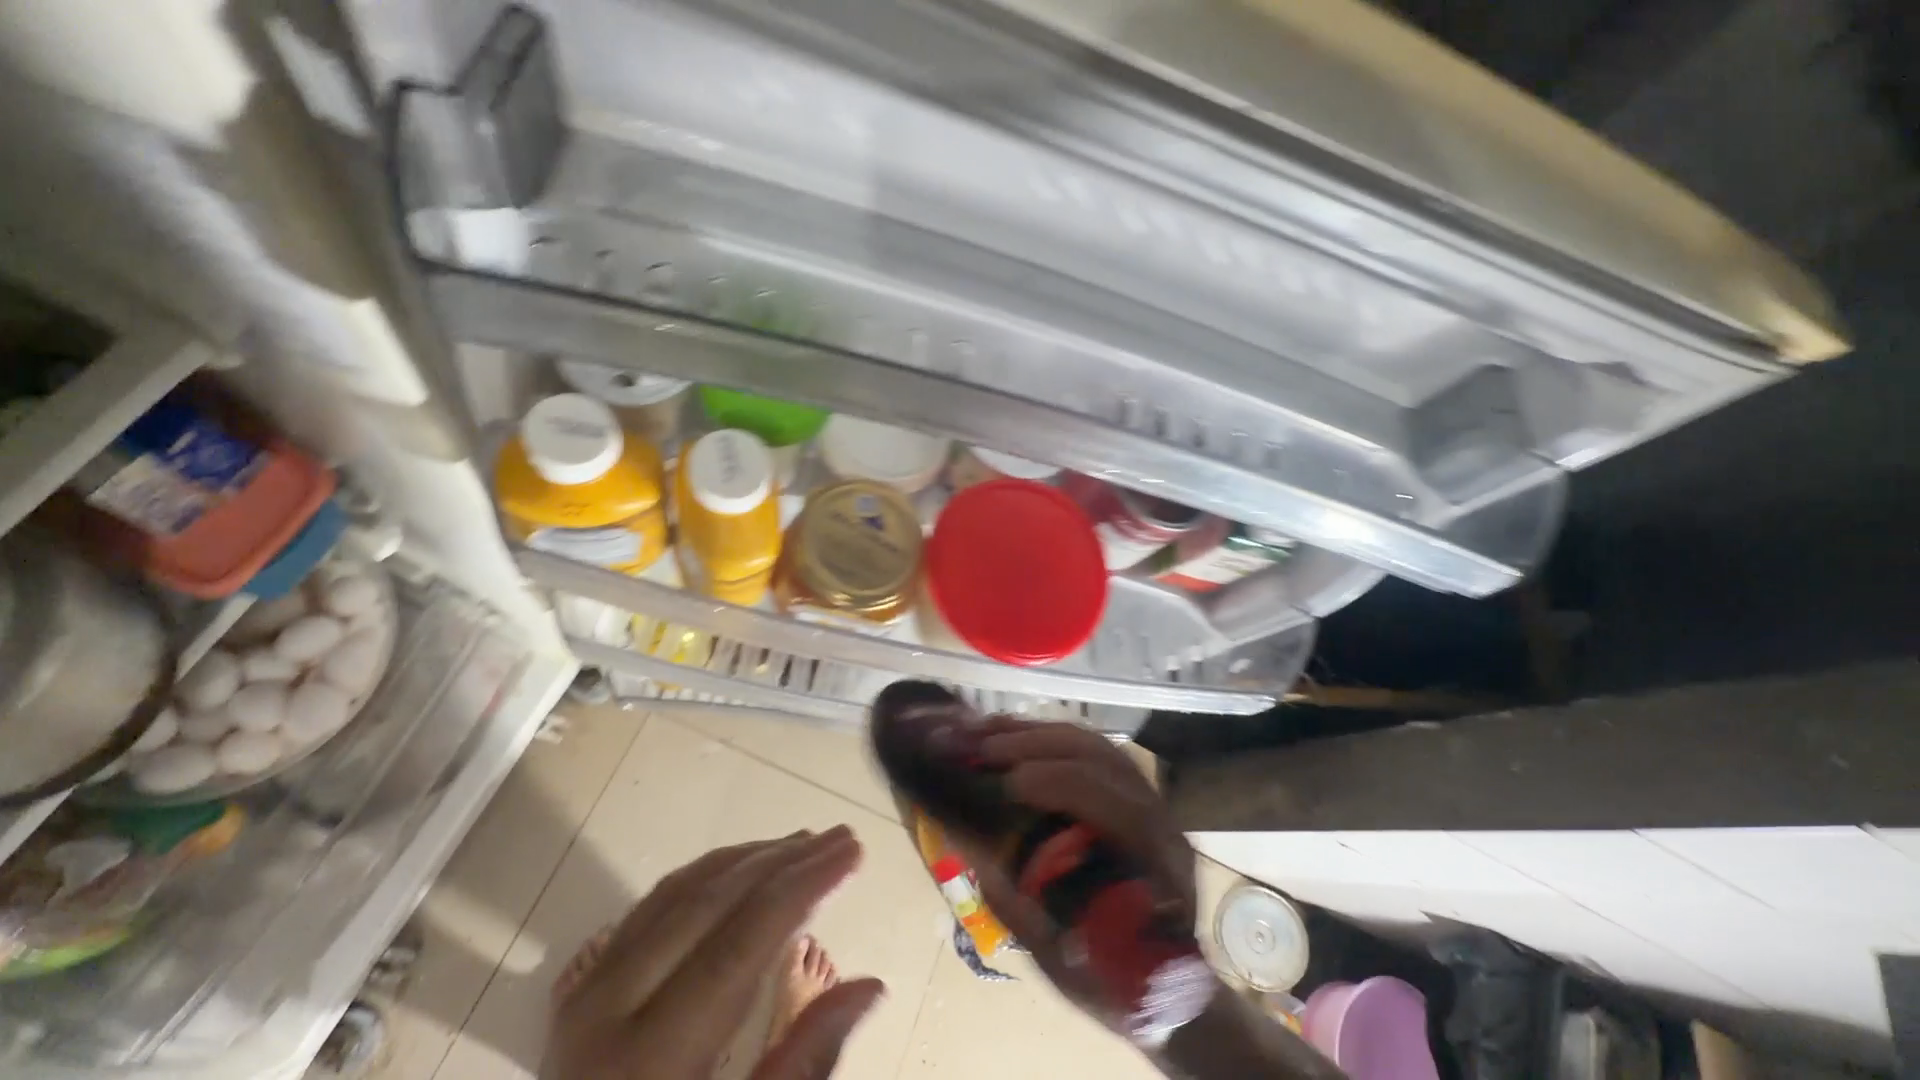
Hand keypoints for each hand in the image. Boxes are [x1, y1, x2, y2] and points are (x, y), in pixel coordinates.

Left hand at [544, 827, 884, 1079]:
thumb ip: (804, 1063)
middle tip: (839, 836)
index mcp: (650, 1057)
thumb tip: (870, 986)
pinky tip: (737, 869)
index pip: (739, 947)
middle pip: (706, 907)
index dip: (800, 890)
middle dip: (781, 862)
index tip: (851, 852)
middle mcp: (607, 1010)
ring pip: (674, 896)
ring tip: (801, 843)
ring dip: (744, 860)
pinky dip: (701, 878)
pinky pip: (648, 909)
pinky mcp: (580, 987)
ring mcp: (585, 993)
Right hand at [946, 718, 1199, 1029]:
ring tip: (988, 734)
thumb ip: (1019, 906)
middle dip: (1039, 747)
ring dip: (1040, 734)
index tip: (1005, 783)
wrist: (1170, 987)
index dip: (1059, 785)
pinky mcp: (1133, 795)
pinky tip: (1012, 738)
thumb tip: (968, 849)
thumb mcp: (1064, 960)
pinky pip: (1093, 751)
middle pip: (1104, 760)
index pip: (1113, 803)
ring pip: (1098, 746)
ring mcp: (1152, 803)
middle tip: (982, 749)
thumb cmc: (1117, 983)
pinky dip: (1050, 738)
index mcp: (1156, 865)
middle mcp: (1161, 823)